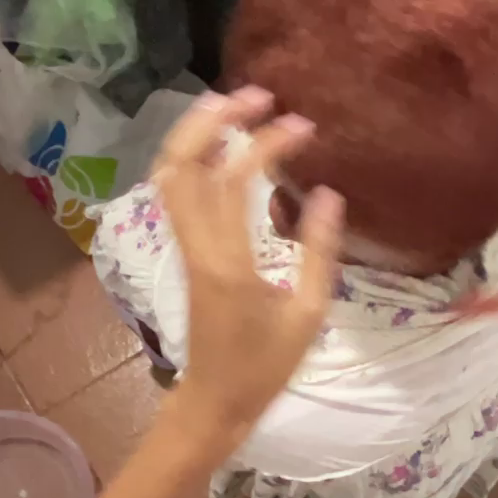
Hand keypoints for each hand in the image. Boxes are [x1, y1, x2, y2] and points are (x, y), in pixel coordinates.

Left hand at [153, 87, 342, 444]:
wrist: (212, 401)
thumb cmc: (263, 367)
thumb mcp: (307, 316)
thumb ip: (320, 254)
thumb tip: (328, 194)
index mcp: (228, 261)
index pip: (235, 180)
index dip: (266, 144)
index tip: (303, 127)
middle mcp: (196, 245)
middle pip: (181, 164)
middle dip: (212, 119)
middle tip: (256, 95)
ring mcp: (183, 247)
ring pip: (170, 175)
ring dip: (196, 135)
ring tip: (236, 109)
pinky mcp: (184, 252)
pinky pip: (176, 193)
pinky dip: (194, 159)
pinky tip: (222, 149)